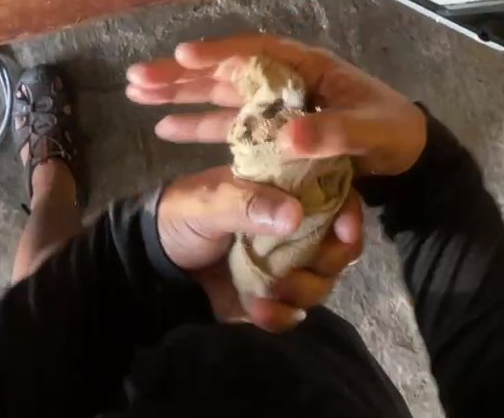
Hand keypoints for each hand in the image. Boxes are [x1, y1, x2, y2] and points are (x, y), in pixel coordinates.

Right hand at [127, 34, 428, 177]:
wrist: (408, 156)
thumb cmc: (391, 132)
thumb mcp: (369, 131)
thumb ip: (332, 133)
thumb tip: (285, 136)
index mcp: (305, 68)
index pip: (255, 52)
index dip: (218, 53)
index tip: (181, 56)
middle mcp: (283, 81)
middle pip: (225, 71)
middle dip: (181, 75)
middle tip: (135, 78)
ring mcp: (275, 106)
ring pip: (219, 95)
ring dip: (180, 96)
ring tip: (137, 96)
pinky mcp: (272, 131)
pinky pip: (228, 125)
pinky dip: (198, 126)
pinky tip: (166, 130)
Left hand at [157, 166, 364, 331]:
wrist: (155, 268)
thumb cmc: (183, 215)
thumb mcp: (208, 200)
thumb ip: (247, 203)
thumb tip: (296, 215)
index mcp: (285, 187)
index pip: (334, 192)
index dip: (349, 210)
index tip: (346, 231)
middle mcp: (296, 223)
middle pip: (340, 242)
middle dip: (330, 259)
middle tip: (305, 268)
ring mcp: (287, 262)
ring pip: (323, 279)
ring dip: (304, 289)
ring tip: (268, 292)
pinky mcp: (274, 297)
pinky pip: (296, 312)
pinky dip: (283, 316)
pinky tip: (258, 312)